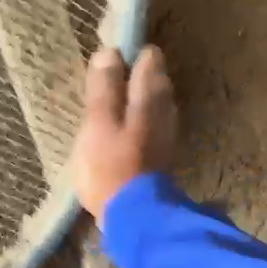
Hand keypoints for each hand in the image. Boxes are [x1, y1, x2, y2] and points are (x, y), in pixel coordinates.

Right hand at [71, 45, 177, 219]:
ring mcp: (169, 133)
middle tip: (110, 89)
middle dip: (136, 80)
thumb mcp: (98, 126)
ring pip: (157, 105)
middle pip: (155, 81)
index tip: (108, 68)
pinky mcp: (164, 156)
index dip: (128, 59)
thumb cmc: (110, 168)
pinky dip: (142, 125)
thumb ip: (103, 89)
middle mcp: (167, 107)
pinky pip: (154, 128)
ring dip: (140, 104)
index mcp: (150, 95)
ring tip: (118, 112)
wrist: (134, 215)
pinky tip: (129, 136)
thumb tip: (107, 52)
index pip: (147, 59)